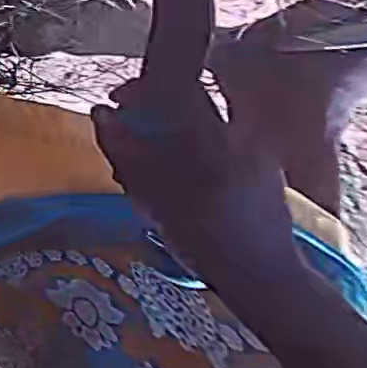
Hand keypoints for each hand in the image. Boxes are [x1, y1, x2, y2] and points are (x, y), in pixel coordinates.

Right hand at [90, 80, 305, 291]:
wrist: (264, 279)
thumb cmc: (203, 235)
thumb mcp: (151, 191)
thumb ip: (123, 147)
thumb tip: (102, 112)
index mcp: (216, 138)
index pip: (178, 88)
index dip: (141, 88)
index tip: (115, 99)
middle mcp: (241, 139)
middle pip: (187, 110)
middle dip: (149, 118)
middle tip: (123, 138)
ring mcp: (257, 158)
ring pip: (198, 133)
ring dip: (165, 140)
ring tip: (142, 169)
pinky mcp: (262, 176)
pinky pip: (215, 151)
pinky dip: (186, 157)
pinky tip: (170, 185)